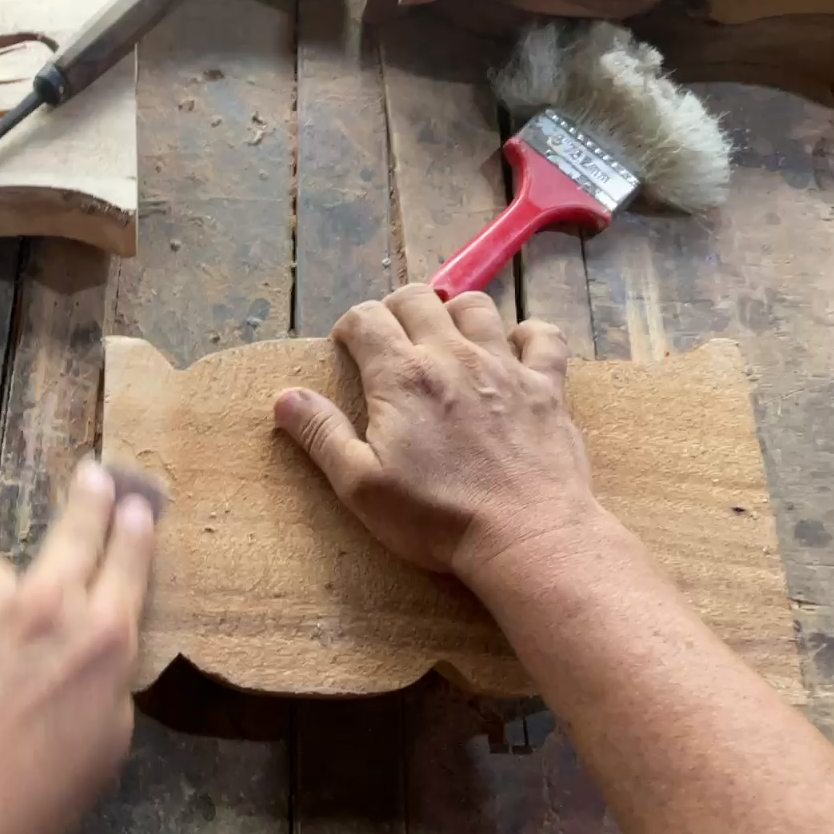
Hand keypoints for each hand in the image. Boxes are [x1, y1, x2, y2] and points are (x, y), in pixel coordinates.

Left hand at [0, 459, 156, 833]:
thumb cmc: (31, 805)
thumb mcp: (104, 746)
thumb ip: (105, 675)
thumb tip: (91, 642)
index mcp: (102, 638)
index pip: (128, 562)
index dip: (135, 528)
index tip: (136, 502)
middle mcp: (44, 604)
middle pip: (74, 532)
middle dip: (90, 499)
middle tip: (93, 475)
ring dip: (0, 602)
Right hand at [273, 283, 604, 575]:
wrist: (525, 535)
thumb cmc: (433, 517)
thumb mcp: (359, 485)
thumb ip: (321, 435)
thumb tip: (285, 397)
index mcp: (401, 376)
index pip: (367, 319)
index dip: (350, 327)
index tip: (347, 349)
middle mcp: (452, 355)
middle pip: (419, 299)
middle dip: (394, 310)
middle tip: (388, 342)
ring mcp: (505, 365)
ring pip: (476, 306)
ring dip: (451, 313)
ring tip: (442, 342)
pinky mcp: (547, 385)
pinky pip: (541, 335)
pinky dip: (523, 334)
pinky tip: (510, 352)